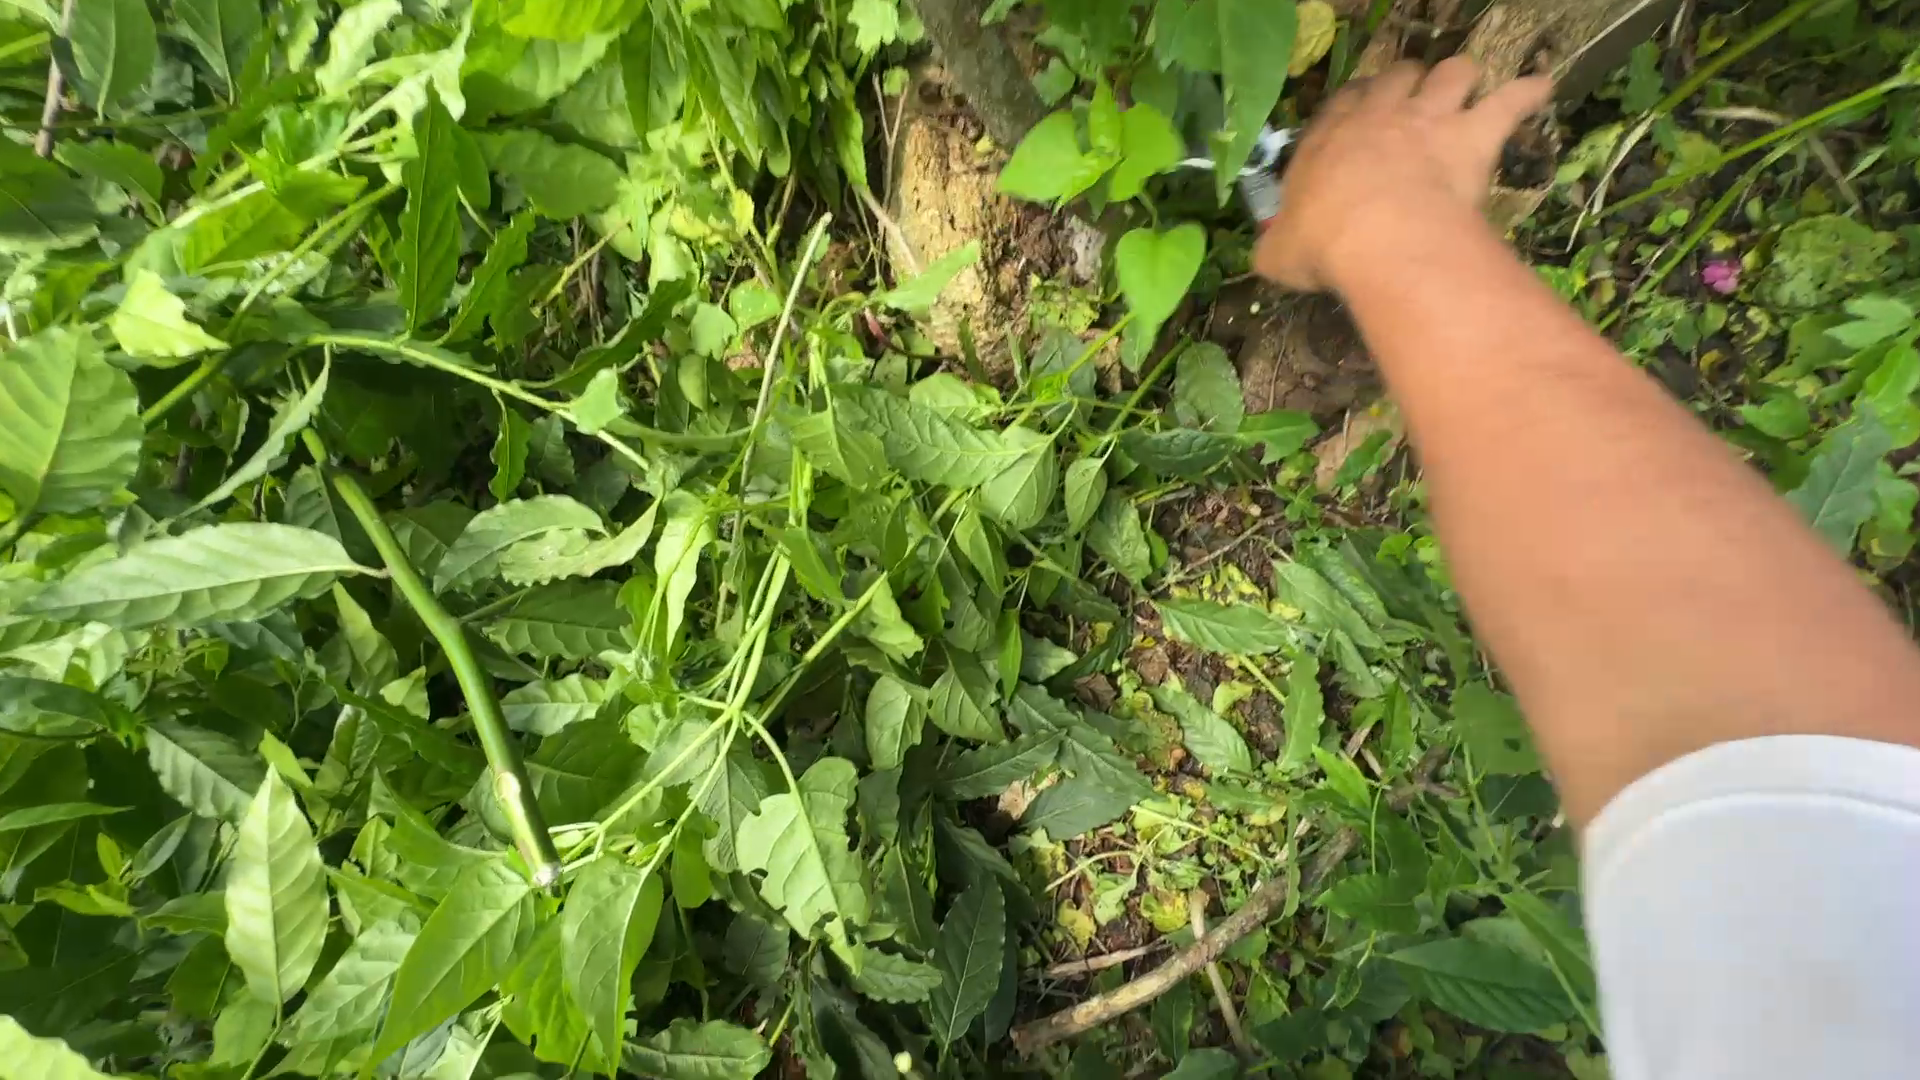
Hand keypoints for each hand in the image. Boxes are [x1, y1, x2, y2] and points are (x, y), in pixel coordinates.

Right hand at [1252, 57, 1551, 292]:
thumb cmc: (1319, 245)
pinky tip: (1538, 92)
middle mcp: (1378, 117)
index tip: (1355, 120)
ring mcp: (1428, 119)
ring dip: (1458, 80)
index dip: (1350, 107)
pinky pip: (1513, 99)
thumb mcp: (1276, 254)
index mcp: (1326, 140)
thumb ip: (1273, 244)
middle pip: (1397, 76)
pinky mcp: (1473, 134)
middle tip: (1407, 106)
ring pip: (1453, 72)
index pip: (1339, 104)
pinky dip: (1528, 94)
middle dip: (1404, 85)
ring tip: (1462, 96)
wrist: (1376, 239)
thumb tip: (1268, 252)